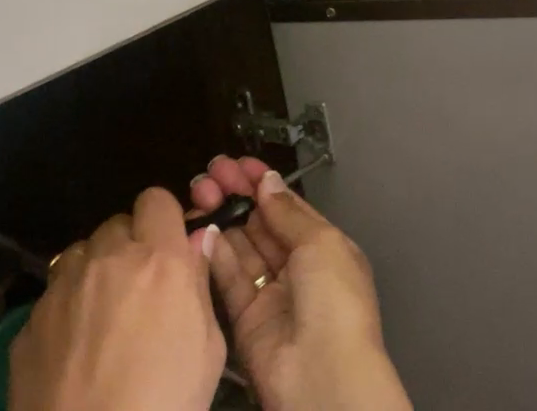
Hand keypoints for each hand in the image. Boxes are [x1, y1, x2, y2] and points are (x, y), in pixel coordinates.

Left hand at [9, 187, 225, 410]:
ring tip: (105, 316)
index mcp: (158, 259)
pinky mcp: (27, 326)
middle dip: (131, 245)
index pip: (156, 199)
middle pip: (117, 224)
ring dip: (96, 271)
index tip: (172, 246)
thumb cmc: (167, 402)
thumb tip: (197, 240)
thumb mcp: (208, 345)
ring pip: (80, 254)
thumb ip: (199, 282)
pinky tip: (76, 353)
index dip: (166, 219)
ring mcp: (60, 291)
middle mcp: (106, 261)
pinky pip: (54, 297)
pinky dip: (68, 310)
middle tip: (142, 288)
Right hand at [192, 156, 411, 410]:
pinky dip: (215, 254)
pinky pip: (229, 278)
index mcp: (326, 247)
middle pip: (263, 223)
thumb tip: (269, 181)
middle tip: (212, 173)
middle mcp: (299, 267)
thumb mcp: (321, 243)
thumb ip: (288, 212)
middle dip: (239, 196)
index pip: (289, 207)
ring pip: (242, 247)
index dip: (264, 183)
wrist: (322, 374)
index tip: (239, 163)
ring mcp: (272, 293)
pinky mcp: (246, 317)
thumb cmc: (336, 303)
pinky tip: (201, 229)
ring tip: (200, 192)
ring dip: (223, 218)